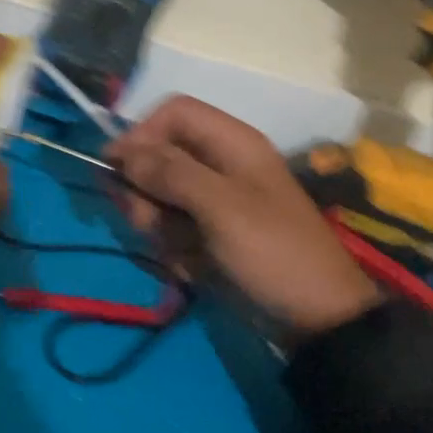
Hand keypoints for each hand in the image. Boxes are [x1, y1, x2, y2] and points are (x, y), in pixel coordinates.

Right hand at [105, 96, 383, 335]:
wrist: (316, 319)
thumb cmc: (273, 252)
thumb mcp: (221, 207)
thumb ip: (170, 172)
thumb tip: (121, 152)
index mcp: (231, 142)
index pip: (173, 113)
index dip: (141, 134)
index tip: (115, 169)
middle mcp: (220, 164)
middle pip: (158, 156)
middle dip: (144, 190)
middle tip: (147, 222)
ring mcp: (213, 201)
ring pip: (158, 196)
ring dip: (156, 224)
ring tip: (177, 252)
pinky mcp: (209, 234)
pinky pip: (170, 228)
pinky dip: (172, 248)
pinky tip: (190, 268)